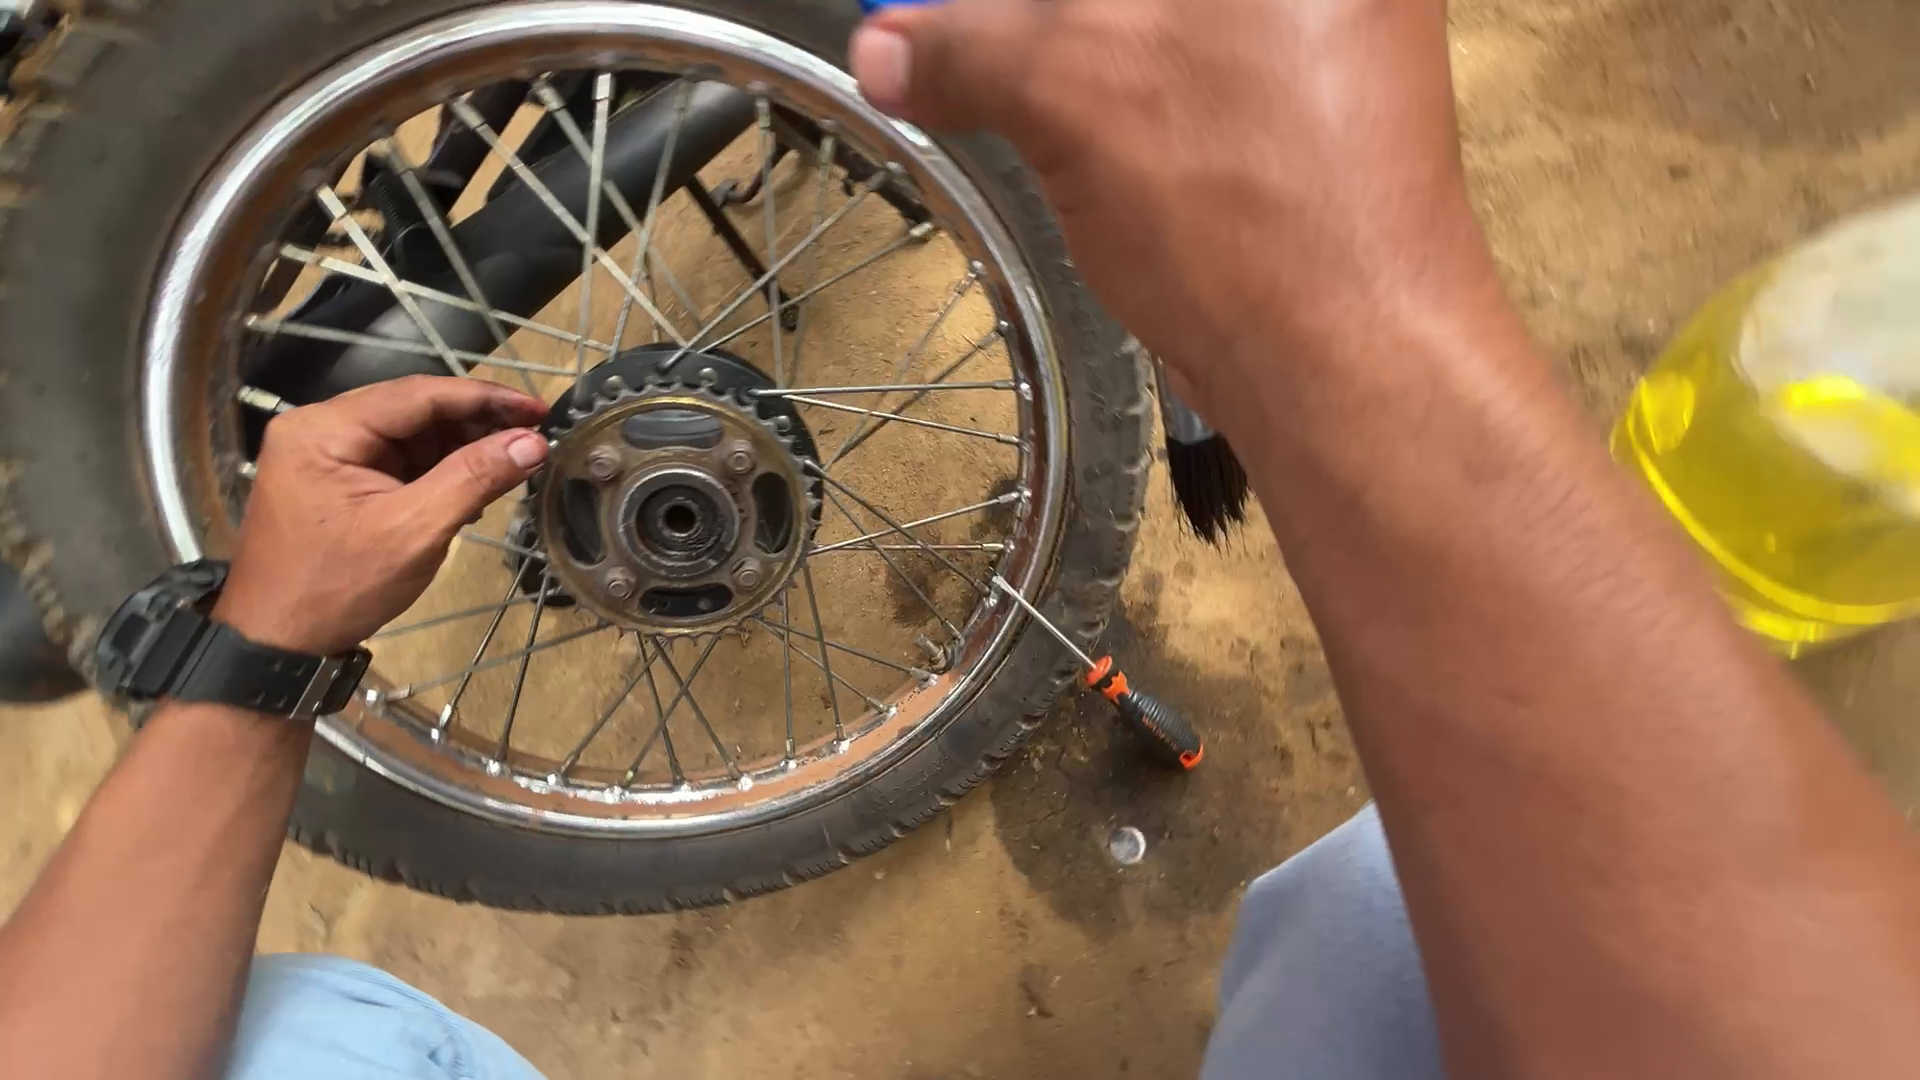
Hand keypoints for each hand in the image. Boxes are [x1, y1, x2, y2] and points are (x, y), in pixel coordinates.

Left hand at [213, 376, 548, 654]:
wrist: (280, 640)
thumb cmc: (340, 584)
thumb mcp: (416, 529)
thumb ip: (475, 478)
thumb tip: (534, 443)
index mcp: (326, 430)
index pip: (419, 395)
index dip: (486, 398)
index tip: (539, 409)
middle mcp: (325, 430)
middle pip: (418, 409)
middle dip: (480, 419)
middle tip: (536, 433)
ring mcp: (335, 456)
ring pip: (418, 433)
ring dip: (469, 445)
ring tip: (517, 459)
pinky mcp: (349, 481)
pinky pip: (409, 460)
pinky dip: (449, 468)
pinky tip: (481, 483)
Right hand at [851, 0, 1504, 425]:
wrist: (1333, 357)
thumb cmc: (1226, 205)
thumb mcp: (1073, 98)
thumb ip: (968, 51)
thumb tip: (874, 50)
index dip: (1001, 10)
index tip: (933, 23)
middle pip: (1117, 7)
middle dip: (1027, 29)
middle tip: (944, 43)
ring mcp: (1303, 38)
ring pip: (1149, 34)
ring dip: (1055, 53)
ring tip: (988, 85)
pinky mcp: (1288, 114)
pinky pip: (1177, 77)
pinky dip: (1106, 96)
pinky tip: (1060, 127)